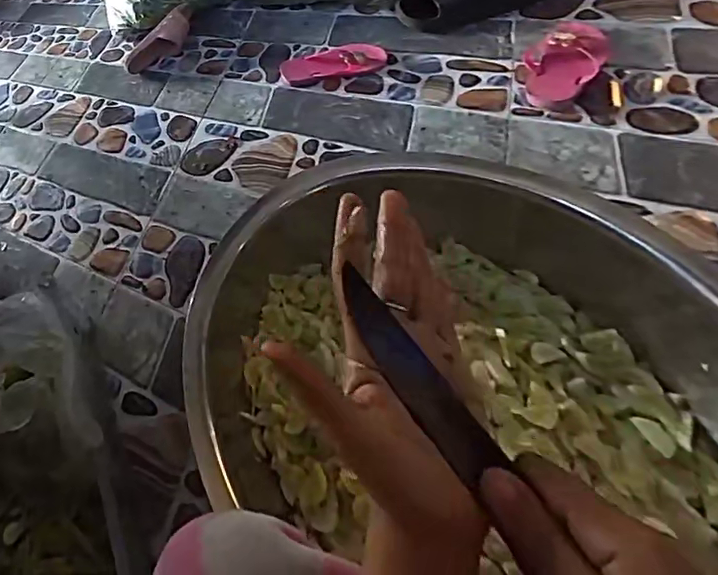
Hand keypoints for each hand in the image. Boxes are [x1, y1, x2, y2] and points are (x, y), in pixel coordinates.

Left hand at [262, 190, 485, 573]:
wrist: (435, 521)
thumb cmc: (389, 478)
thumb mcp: (346, 427)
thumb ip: (309, 385)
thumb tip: (265, 345)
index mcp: (363, 349)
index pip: (355, 283)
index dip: (352, 244)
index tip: (351, 206)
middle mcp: (390, 344)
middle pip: (389, 277)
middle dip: (388, 236)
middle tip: (388, 196)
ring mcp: (422, 355)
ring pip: (417, 291)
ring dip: (414, 253)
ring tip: (410, 216)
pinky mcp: (452, 372)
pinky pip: (446, 321)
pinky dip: (441, 291)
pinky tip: (438, 269)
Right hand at [481, 456, 701, 574]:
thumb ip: (538, 538)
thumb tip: (491, 473)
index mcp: (628, 532)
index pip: (540, 472)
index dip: (507, 486)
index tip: (485, 515)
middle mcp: (656, 538)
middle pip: (569, 507)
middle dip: (539, 526)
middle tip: (517, 561)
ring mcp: (678, 569)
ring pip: (595, 540)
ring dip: (566, 555)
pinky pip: (623, 566)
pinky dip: (597, 572)